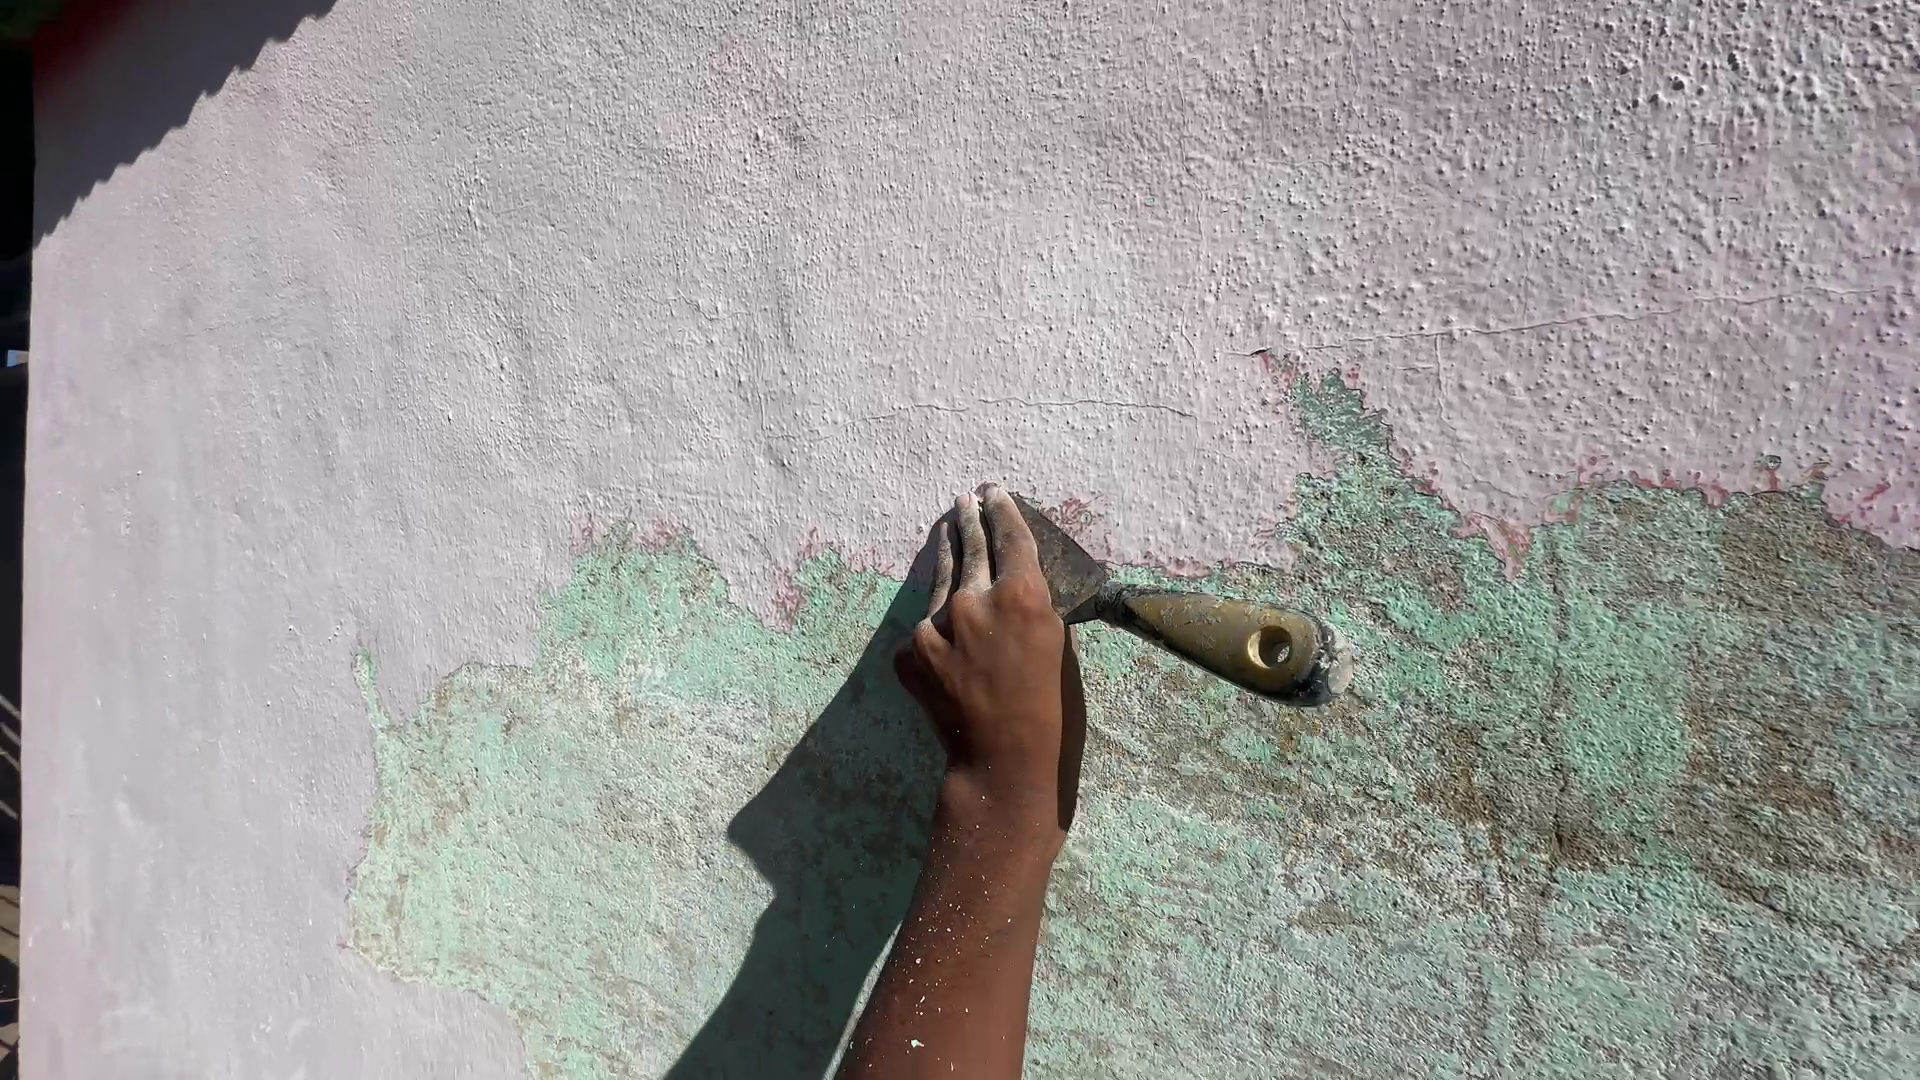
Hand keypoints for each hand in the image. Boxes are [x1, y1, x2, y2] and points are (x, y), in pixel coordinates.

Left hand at [895, 483, 1085, 844]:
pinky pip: (925, 626)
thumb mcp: (1058, 645)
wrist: (1002, 763)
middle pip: (971, 547)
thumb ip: (1032, 606)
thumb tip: (1015, 581)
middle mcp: (974, 601)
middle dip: (970, 520)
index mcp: (1022, 596)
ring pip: (941, 580)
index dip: (1004, 510)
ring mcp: (934, 626)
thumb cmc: (1050, 709)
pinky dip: (937, 624)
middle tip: (966, 500)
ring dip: (947, 555)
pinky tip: (946, 627)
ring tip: (948, 529)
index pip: (1011, 537)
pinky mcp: (907, 651)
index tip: (995, 493)